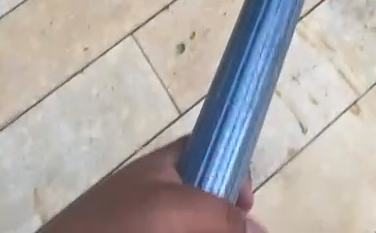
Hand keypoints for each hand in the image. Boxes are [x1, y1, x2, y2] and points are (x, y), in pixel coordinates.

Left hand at [40, 140, 264, 232]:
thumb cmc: (114, 226)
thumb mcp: (172, 208)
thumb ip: (220, 215)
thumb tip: (261, 231)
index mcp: (164, 168)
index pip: (207, 151)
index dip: (232, 170)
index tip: (246, 203)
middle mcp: (158, 196)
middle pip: (205, 202)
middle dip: (224, 222)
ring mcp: (149, 225)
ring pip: (190, 225)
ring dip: (211, 229)